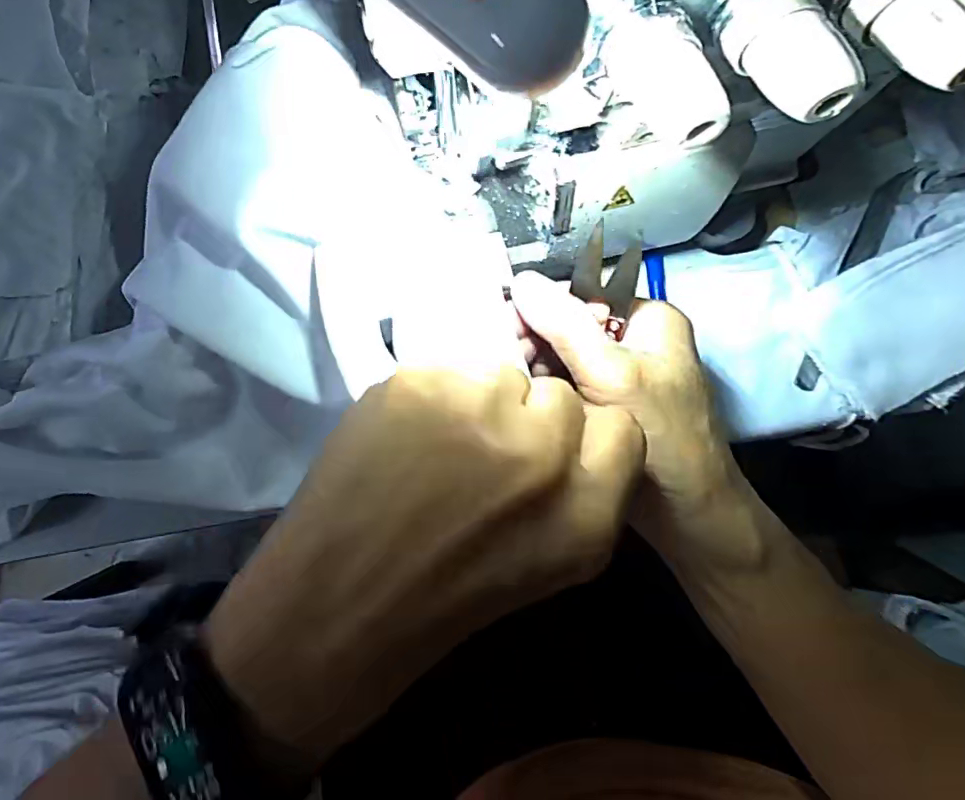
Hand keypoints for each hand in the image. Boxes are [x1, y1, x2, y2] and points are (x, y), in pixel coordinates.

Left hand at [202, 367, 644, 775]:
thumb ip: (586, 493)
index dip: (583, 435)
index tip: (549, 448)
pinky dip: (430, 393)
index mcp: (586, 508)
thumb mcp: (553, 564)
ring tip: (440, 441)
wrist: (344, 596)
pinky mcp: (419, 382)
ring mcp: (475, 407)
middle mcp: (540, 449)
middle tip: (485, 449)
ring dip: (477, 399)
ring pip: (498, 372)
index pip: (620, 426)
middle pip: (557, 394)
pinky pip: (445, 368)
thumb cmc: (450, 592)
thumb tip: (584, 433)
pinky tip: (405, 432)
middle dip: (528, 417)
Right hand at [510, 270, 767, 570]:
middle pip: (565, 325)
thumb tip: (522, 280)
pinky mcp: (600, 406)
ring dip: (533, 369)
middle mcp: (631, 340)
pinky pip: (561, 385)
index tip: (506, 330)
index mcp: (647, 318)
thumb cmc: (666, 442)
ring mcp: (616, 375)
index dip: (540, 309)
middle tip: (508, 365)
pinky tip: (523, 403)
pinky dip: (540, 393)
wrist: (690, 521)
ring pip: (558, 357)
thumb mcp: (613, 374)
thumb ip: (566, 327)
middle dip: (534, 342)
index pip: (579, 294)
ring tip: (512, 387)